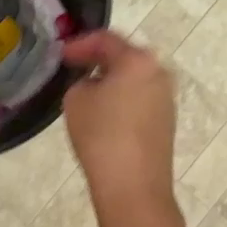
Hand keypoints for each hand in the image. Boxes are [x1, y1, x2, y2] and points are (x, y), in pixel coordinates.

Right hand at [61, 31, 177, 210]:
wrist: (133, 186)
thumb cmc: (101, 135)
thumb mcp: (76, 99)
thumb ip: (82, 81)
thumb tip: (95, 85)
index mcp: (138, 60)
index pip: (105, 40)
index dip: (78, 45)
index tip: (60, 55)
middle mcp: (159, 72)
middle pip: (125, 56)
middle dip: (98, 59)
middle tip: (74, 66)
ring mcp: (167, 98)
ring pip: (134, 78)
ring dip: (112, 79)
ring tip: (87, 89)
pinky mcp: (167, 121)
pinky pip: (140, 98)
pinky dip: (122, 97)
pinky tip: (105, 111)